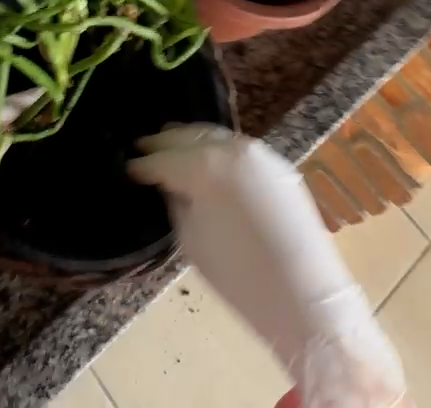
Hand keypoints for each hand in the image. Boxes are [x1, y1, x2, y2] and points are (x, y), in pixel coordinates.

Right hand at [128, 125, 405, 407]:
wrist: (305, 297)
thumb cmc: (239, 277)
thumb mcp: (190, 239)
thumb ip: (175, 201)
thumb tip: (166, 184)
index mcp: (205, 167)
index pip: (161, 159)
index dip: (140, 165)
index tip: (126, 168)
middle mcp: (231, 148)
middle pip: (187, 136)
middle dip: (162, 143)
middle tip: (141, 148)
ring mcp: (258, 152)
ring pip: (213, 133)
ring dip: (189, 138)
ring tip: (168, 144)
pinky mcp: (276, 163)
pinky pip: (236, 145)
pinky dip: (215, 146)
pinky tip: (204, 155)